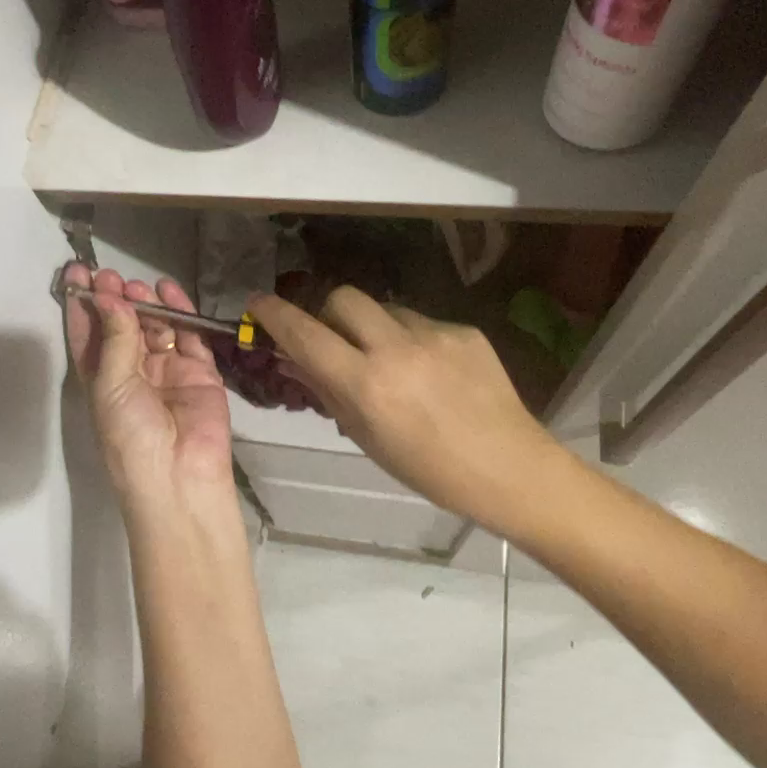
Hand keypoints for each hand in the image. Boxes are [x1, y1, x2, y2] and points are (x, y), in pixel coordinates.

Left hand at [63, 264, 234, 517]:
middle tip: (111, 276)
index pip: (88, 335)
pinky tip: (169, 293)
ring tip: (138, 287)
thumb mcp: (111, 386)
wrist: (179, 475)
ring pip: (156, 327)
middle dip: (115, 300)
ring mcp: (168, 371)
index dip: (82, 305)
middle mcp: (133, 373)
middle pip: (123, 326)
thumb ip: (114, 338)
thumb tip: (109, 297)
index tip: (77, 272)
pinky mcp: (200, 371)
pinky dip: (181, 313)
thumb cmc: (131, 435)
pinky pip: (190, 335)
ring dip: (145, 304)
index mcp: (102, 380)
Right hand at [248, 286, 560, 523]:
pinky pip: (421, 323)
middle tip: (332, 338)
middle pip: (343, 297)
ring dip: (373, 328)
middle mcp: (397, 349)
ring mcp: (435, 335)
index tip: (257, 302)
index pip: (306, 335)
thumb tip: (292, 361)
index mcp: (368, 385)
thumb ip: (328, 393)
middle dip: (326, 311)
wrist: (510, 468)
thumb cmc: (429, 469)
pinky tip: (430, 374)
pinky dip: (411, 341)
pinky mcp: (465, 331)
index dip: (274, 314)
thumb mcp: (368, 438)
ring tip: (391, 366)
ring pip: (385, 309)